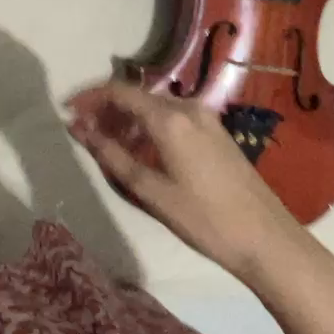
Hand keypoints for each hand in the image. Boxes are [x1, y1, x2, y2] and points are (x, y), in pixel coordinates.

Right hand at [65, 81, 313, 283]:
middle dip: (105, 110)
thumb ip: (110, 154)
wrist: (267, 240)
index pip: (119, 92)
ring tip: (105, 145)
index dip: (88, 98)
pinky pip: (171, 118)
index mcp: (170, 118)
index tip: (66, 112)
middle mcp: (189, 109)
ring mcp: (206, 120)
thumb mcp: (148, 189)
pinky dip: (147, 127)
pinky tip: (138, 152)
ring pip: (154, 107)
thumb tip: (77, 127)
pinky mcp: (215, 134)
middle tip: (82, 132)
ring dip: (126, 120)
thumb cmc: (203, 218)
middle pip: (137, 96)